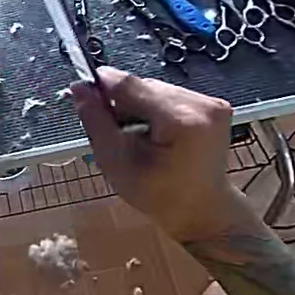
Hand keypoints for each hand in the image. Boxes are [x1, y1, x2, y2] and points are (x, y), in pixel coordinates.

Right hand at [71, 68, 250, 243]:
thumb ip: (97, 122)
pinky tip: (157, 134)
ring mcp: (212, 103)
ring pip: (157, 90)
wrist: (202, 210)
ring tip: (138, 137)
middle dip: (124, 103)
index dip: (103, 84)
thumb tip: (79, 88)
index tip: (81, 89)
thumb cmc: (159, 196)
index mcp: (182, 121)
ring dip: (141, 107)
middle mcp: (202, 105)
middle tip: (113, 129)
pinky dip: (158, 111)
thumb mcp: (118, 163)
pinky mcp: (215, 105)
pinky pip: (172, 96)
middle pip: (145, 87)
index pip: (132, 86)